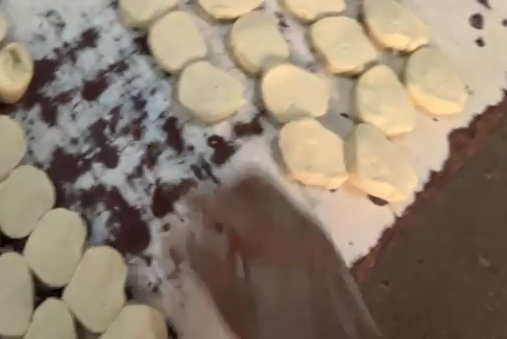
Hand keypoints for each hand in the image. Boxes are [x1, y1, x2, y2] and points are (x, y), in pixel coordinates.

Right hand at [177, 174, 381, 338]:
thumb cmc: (284, 330)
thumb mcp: (237, 308)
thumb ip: (208, 269)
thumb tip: (183, 238)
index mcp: (265, 230)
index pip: (226, 197)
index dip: (202, 198)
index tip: (187, 206)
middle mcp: (290, 216)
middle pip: (252, 182)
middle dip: (227, 192)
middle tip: (211, 215)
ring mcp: (310, 224)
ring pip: (272, 192)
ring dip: (249, 201)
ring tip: (234, 231)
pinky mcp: (322, 237)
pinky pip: (289, 209)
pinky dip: (269, 214)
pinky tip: (262, 244)